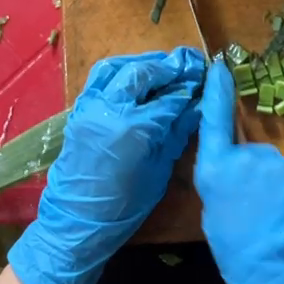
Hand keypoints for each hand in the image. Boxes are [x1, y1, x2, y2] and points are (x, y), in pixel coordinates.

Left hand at [9, 48, 205, 283]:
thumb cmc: (126, 204)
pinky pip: (100, 78)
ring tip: (163, 67)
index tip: (206, 75)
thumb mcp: (160, 168)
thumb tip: (200, 104)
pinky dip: (121, 71)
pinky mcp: (79, 109)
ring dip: (143, 63)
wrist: (77, 221)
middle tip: (189, 63)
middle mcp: (110, 109)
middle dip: (169, 66)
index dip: (190, 85)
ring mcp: (91, 106)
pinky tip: (137, 77)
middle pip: (143, 72)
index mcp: (134, 129)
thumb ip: (178, 131)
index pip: (170, 97)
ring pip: (117, 67)